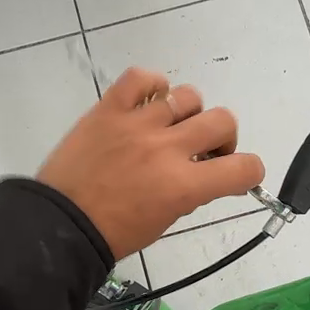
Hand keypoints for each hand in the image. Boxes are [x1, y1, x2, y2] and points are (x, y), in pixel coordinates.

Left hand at [38, 69, 264, 257]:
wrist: (60, 223)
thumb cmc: (114, 232)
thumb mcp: (165, 221)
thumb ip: (191, 192)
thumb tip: (206, 172)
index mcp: (183, 186)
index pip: (243, 167)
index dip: (250, 171)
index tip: (238, 175)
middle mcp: (166, 148)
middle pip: (222, 121)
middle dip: (222, 138)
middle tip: (202, 152)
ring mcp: (137, 124)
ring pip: (188, 97)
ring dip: (188, 114)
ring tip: (170, 127)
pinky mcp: (109, 109)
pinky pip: (142, 78)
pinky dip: (153, 85)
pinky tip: (150, 102)